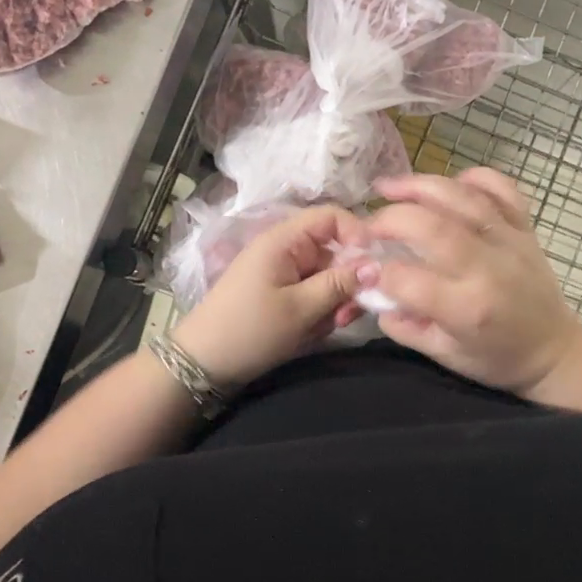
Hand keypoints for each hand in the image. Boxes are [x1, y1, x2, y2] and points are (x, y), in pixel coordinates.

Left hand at [170, 204, 372, 386]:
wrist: (203, 364)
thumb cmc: (250, 330)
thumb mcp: (301, 309)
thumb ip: (340, 284)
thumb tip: (377, 266)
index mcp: (284, 241)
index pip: (332, 217)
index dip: (358, 235)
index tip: (374, 268)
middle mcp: (285, 250)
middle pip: (335, 252)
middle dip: (347, 282)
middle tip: (347, 315)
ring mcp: (283, 273)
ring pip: (328, 278)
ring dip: (334, 303)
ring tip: (326, 328)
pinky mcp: (281, 295)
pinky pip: (313, 295)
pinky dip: (319, 313)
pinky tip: (311, 333)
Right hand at [365, 168, 581, 393]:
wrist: (554, 351)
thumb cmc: (497, 359)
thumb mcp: (445, 355)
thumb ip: (405, 327)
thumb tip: (372, 292)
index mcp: (466, 308)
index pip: (407, 279)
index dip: (376, 270)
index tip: (361, 266)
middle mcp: (487, 268)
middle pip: (431, 226)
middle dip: (390, 219)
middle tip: (367, 225)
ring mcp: (509, 241)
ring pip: (462, 198)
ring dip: (419, 186)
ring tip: (388, 187)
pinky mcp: (525, 228)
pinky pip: (501, 189)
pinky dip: (474, 178)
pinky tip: (448, 183)